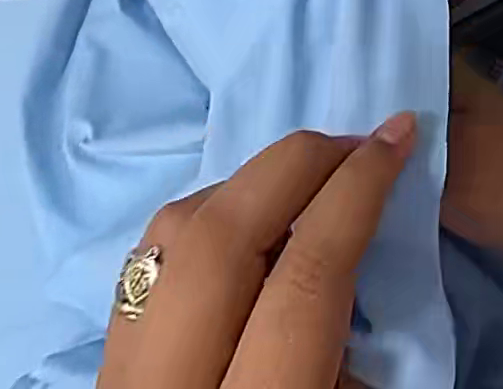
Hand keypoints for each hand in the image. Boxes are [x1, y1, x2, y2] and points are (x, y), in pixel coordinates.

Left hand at [99, 114, 416, 388]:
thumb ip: (356, 347)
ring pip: (175, 230)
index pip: (302, 278)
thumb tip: (358, 237)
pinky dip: (212, 207)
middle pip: (222, 236)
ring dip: (256, 178)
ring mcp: (120, 375)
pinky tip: (252, 212)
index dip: (357, 191)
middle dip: (301, 163)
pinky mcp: (103, 361)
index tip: (399, 136)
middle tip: (356, 144)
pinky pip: (153, 251)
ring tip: (313, 173)